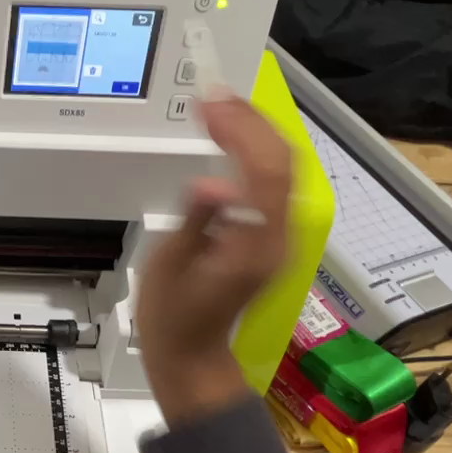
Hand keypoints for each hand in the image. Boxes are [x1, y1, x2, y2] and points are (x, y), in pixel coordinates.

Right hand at [134, 95, 292, 426]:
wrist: (192, 355)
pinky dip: (254, 154)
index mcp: (252, 246)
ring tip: (221, 110)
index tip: (210, 103)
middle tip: (213, 97)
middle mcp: (276, 239)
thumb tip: (210, 184)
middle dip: (250, 122)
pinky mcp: (269, 239)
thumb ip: (195, 222)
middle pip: (281, 163)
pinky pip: (273, 184)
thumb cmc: (172, 319)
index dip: (240, 130)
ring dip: (255, 133)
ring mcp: (277, 239)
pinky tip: (232, 141)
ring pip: (283, 170)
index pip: (262, 172)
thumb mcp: (169, 269)